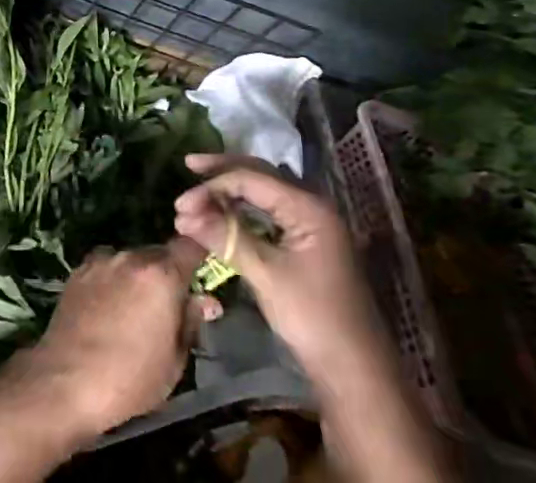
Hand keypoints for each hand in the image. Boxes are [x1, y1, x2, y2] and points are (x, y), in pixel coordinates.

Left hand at [15, 237, 210, 437]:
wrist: (69, 376)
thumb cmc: (133, 375)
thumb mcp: (176, 356)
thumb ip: (191, 320)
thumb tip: (205, 300)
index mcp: (159, 275)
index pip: (188, 246)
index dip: (199, 256)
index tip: (203, 275)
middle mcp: (126, 258)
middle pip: (157, 253)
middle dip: (168, 272)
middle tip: (173, 303)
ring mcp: (97, 262)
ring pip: (129, 259)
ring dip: (139, 275)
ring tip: (139, 308)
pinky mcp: (76, 271)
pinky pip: (105, 267)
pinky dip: (114, 279)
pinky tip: (111, 306)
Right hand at [173, 154, 389, 381]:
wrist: (356, 368)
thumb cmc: (313, 317)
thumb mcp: (263, 273)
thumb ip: (223, 236)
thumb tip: (181, 214)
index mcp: (309, 210)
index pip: (249, 179)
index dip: (211, 188)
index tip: (179, 207)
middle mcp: (314, 208)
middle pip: (261, 174)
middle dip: (222, 171)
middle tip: (188, 165)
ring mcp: (314, 226)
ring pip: (266, 191)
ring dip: (232, 188)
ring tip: (200, 189)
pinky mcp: (308, 242)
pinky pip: (270, 210)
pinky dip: (244, 207)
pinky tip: (225, 211)